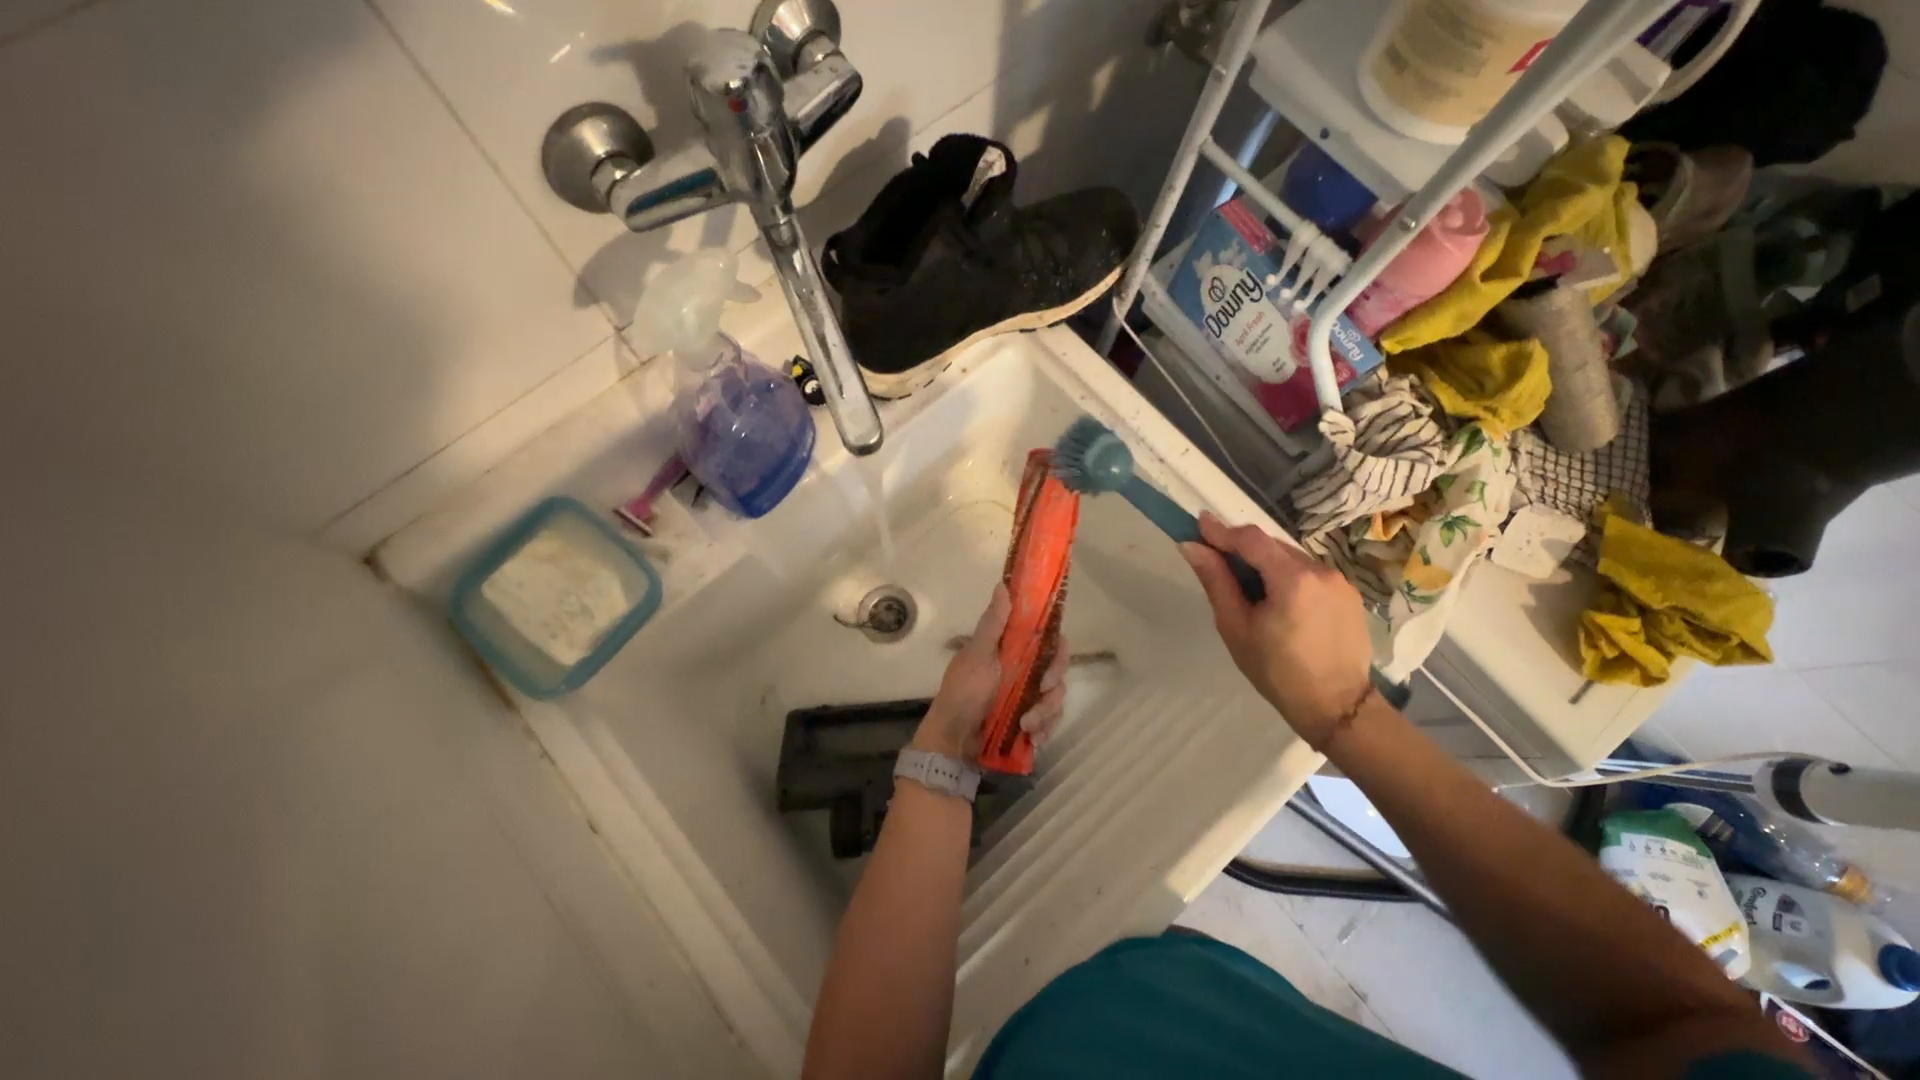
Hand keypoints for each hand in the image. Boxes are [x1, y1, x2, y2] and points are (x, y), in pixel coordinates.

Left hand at [911, 584, 1068, 761]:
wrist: (954, 740)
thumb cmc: (963, 692)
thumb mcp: (976, 656)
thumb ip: (993, 624)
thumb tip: (1002, 584)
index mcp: (1013, 651)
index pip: (1048, 641)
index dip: (1057, 647)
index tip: (1051, 657)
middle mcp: (1024, 672)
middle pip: (1058, 670)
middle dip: (1053, 684)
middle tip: (1042, 691)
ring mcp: (1028, 699)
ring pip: (1057, 699)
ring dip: (1045, 713)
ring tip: (1025, 726)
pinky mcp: (1030, 723)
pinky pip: (1051, 723)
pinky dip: (1044, 731)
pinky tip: (1031, 739)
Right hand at [1180, 512, 1373, 747]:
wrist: (1337, 706)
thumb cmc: (1277, 672)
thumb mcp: (1237, 628)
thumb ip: (1216, 582)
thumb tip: (1191, 547)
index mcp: (1292, 579)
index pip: (1251, 538)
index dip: (1222, 531)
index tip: (1199, 524)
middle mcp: (1321, 570)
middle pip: (1272, 546)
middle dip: (1244, 551)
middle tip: (1219, 567)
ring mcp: (1340, 580)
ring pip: (1292, 559)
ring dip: (1268, 565)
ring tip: (1252, 595)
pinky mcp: (1350, 593)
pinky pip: (1311, 574)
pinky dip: (1290, 579)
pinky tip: (1281, 606)